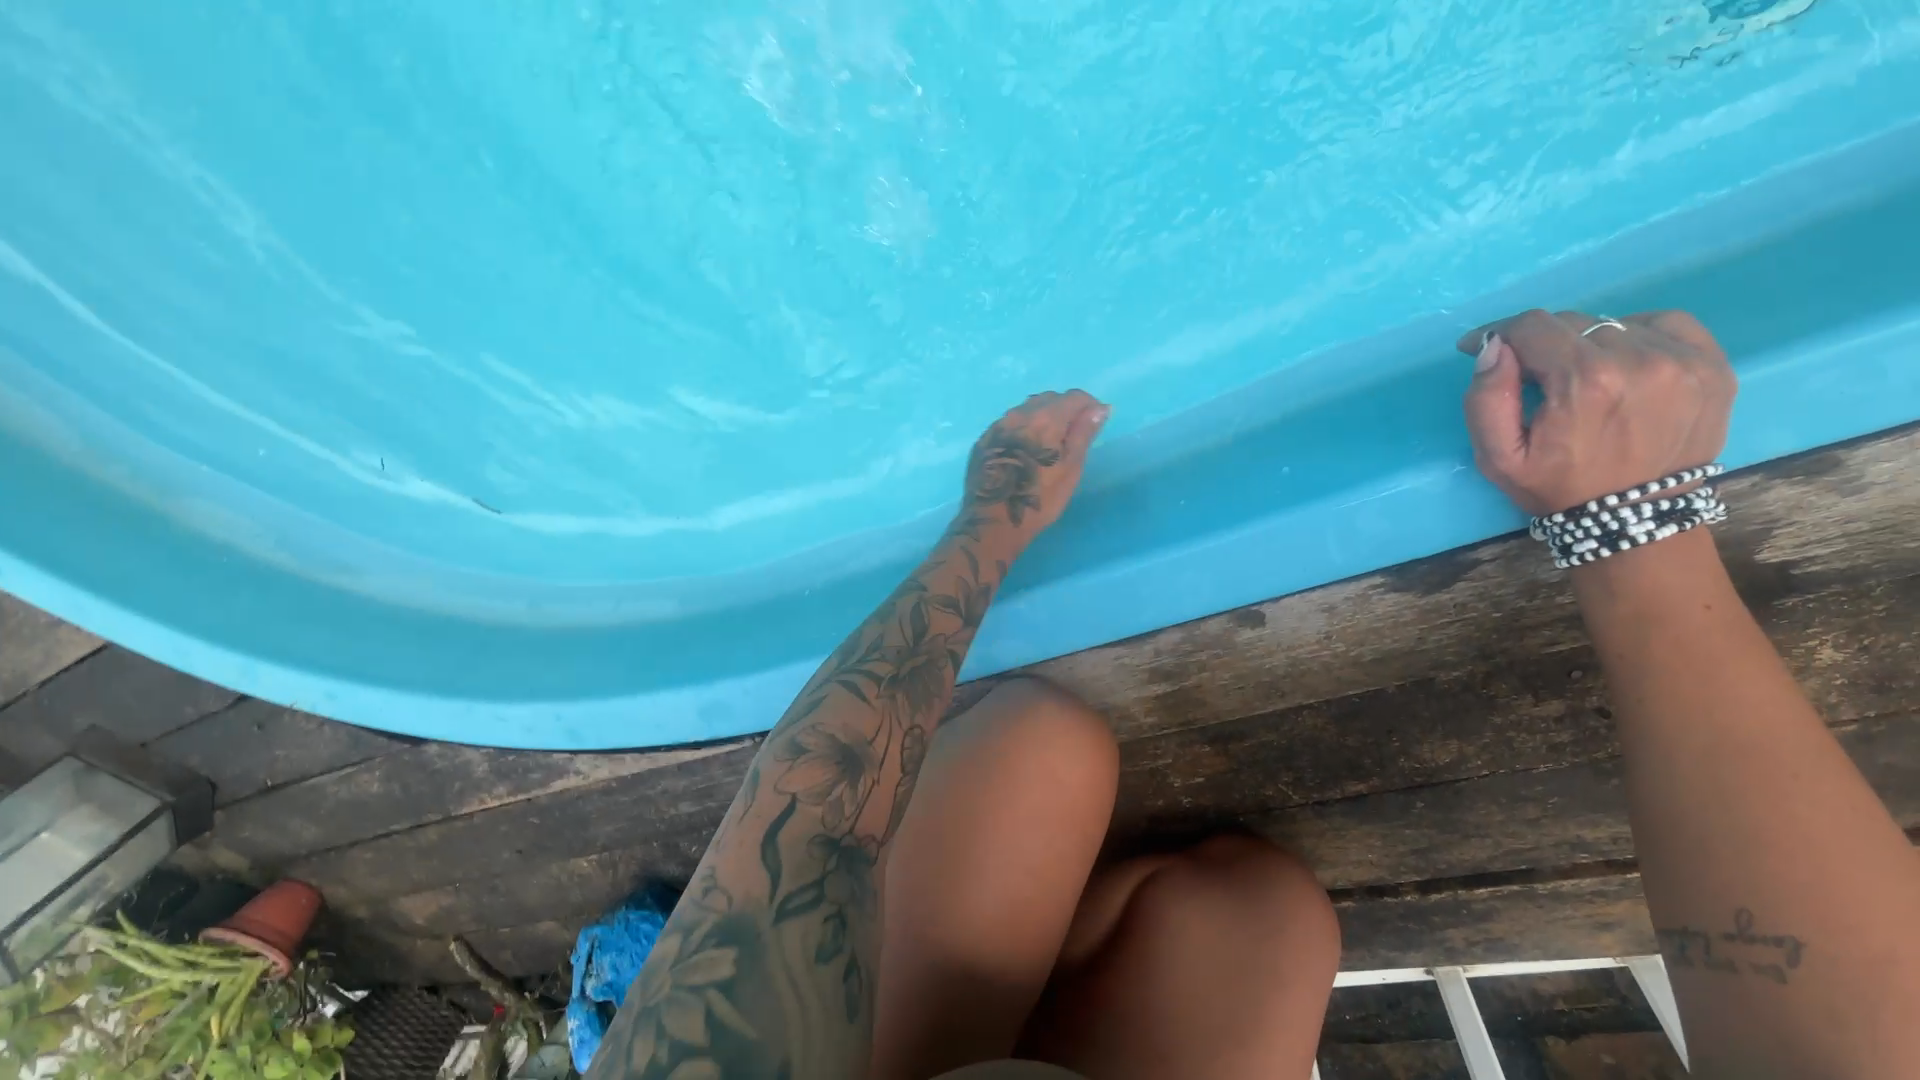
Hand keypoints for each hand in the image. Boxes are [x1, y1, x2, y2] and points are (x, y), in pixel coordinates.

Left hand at [957, 390, 1109, 546]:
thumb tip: (1099, 408)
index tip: (1094, 424)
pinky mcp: (984, 440)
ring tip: (1048, 446)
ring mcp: (998, 425)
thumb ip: (1083, 433)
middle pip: (1049, 399)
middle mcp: (1019, 413)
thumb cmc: (1039, 498)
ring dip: (1042, 419)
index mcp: (1045, 418)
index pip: (1074, 397)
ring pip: (1027, 410)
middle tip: (1072, 438)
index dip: (1089, 407)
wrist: (991, 522)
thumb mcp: (1070, 468)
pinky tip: (1024, 453)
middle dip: (1065, 411)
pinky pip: (1009, 424)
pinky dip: (1023, 430)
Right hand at [1459, 309, 1736, 516]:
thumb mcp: (1498, 458)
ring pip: (1615, 324)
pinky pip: (1665, 325)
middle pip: (1573, 323)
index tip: (1481, 345)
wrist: (1635, 519)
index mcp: (1585, 380)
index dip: (1499, 332)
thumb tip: (1494, 347)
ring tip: (1577, 375)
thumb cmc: (1558, 489)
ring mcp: (1684, 360)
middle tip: (1530, 376)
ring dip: (1585, 343)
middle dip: (1540, 344)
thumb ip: (1486, 399)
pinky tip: (1622, 363)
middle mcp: (1640, 359)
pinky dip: (1635, 335)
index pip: (1533, 326)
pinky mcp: (1713, 365)